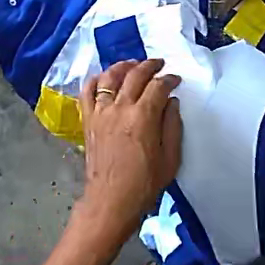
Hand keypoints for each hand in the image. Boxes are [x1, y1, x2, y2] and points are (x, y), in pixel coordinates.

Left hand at [74, 59, 181, 240]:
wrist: (111, 200)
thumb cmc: (145, 182)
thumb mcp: (171, 157)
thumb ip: (173, 125)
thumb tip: (172, 102)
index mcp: (144, 117)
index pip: (158, 86)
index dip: (170, 79)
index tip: (176, 80)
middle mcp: (120, 109)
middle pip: (135, 75)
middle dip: (150, 66)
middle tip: (160, 64)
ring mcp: (101, 113)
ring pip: (110, 78)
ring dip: (124, 66)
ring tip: (134, 64)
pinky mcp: (88, 121)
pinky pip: (87, 92)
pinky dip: (96, 80)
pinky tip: (105, 77)